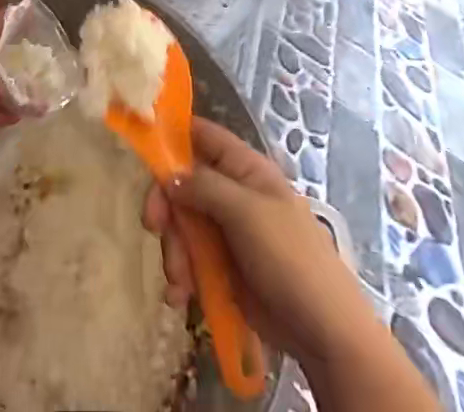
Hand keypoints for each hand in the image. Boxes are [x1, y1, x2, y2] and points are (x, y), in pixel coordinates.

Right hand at [142, 119, 379, 368]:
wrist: (322, 329)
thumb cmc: (289, 257)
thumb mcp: (247, 213)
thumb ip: (205, 187)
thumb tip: (168, 175)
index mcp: (245, 169)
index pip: (203, 135)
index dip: (172, 136)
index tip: (141, 149)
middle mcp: (233, 193)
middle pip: (182, 184)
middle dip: (166, 208)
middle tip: (154, 228)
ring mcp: (227, 231)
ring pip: (181, 225)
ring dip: (173, 251)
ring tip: (180, 281)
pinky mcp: (222, 266)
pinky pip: (188, 259)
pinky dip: (180, 275)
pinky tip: (181, 296)